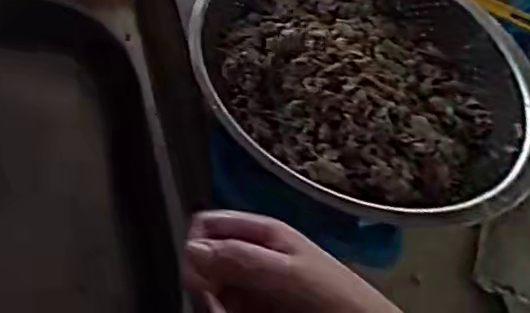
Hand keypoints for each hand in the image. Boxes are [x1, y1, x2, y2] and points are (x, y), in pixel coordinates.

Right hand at [183, 212, 401, 312]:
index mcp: (261, 233)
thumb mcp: (288, 274)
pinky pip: (233, 310)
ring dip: (217, 309)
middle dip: (206, 288)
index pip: (208, 226)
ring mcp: (260, 289)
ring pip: (217, 294)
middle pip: (208, 263)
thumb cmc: (338, 301)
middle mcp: (255, 256)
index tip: (199, 281)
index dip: (197, 249)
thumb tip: (191, 250)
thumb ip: (240, 258)